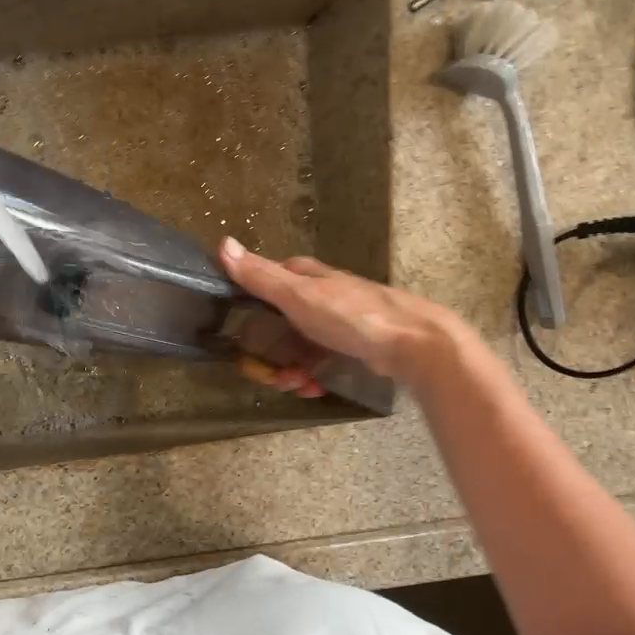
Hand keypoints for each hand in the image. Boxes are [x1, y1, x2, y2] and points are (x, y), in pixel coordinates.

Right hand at [218, 237, 466, 390]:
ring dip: (290, 369)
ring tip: (294, 385)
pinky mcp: (354, 347)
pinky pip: (322, 363)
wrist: (411, 343)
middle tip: (266, 372)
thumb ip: (260, 276)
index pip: (272, 277)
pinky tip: (314, 389)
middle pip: (282, 320)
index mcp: (309, 277)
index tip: (237, 319)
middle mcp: (324, 295)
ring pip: (301, 346)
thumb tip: (222, 244)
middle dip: (270, 349)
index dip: (252, 296)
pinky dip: (313, 377)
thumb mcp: (298, 295)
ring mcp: (340, 322)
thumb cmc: (351, 316)